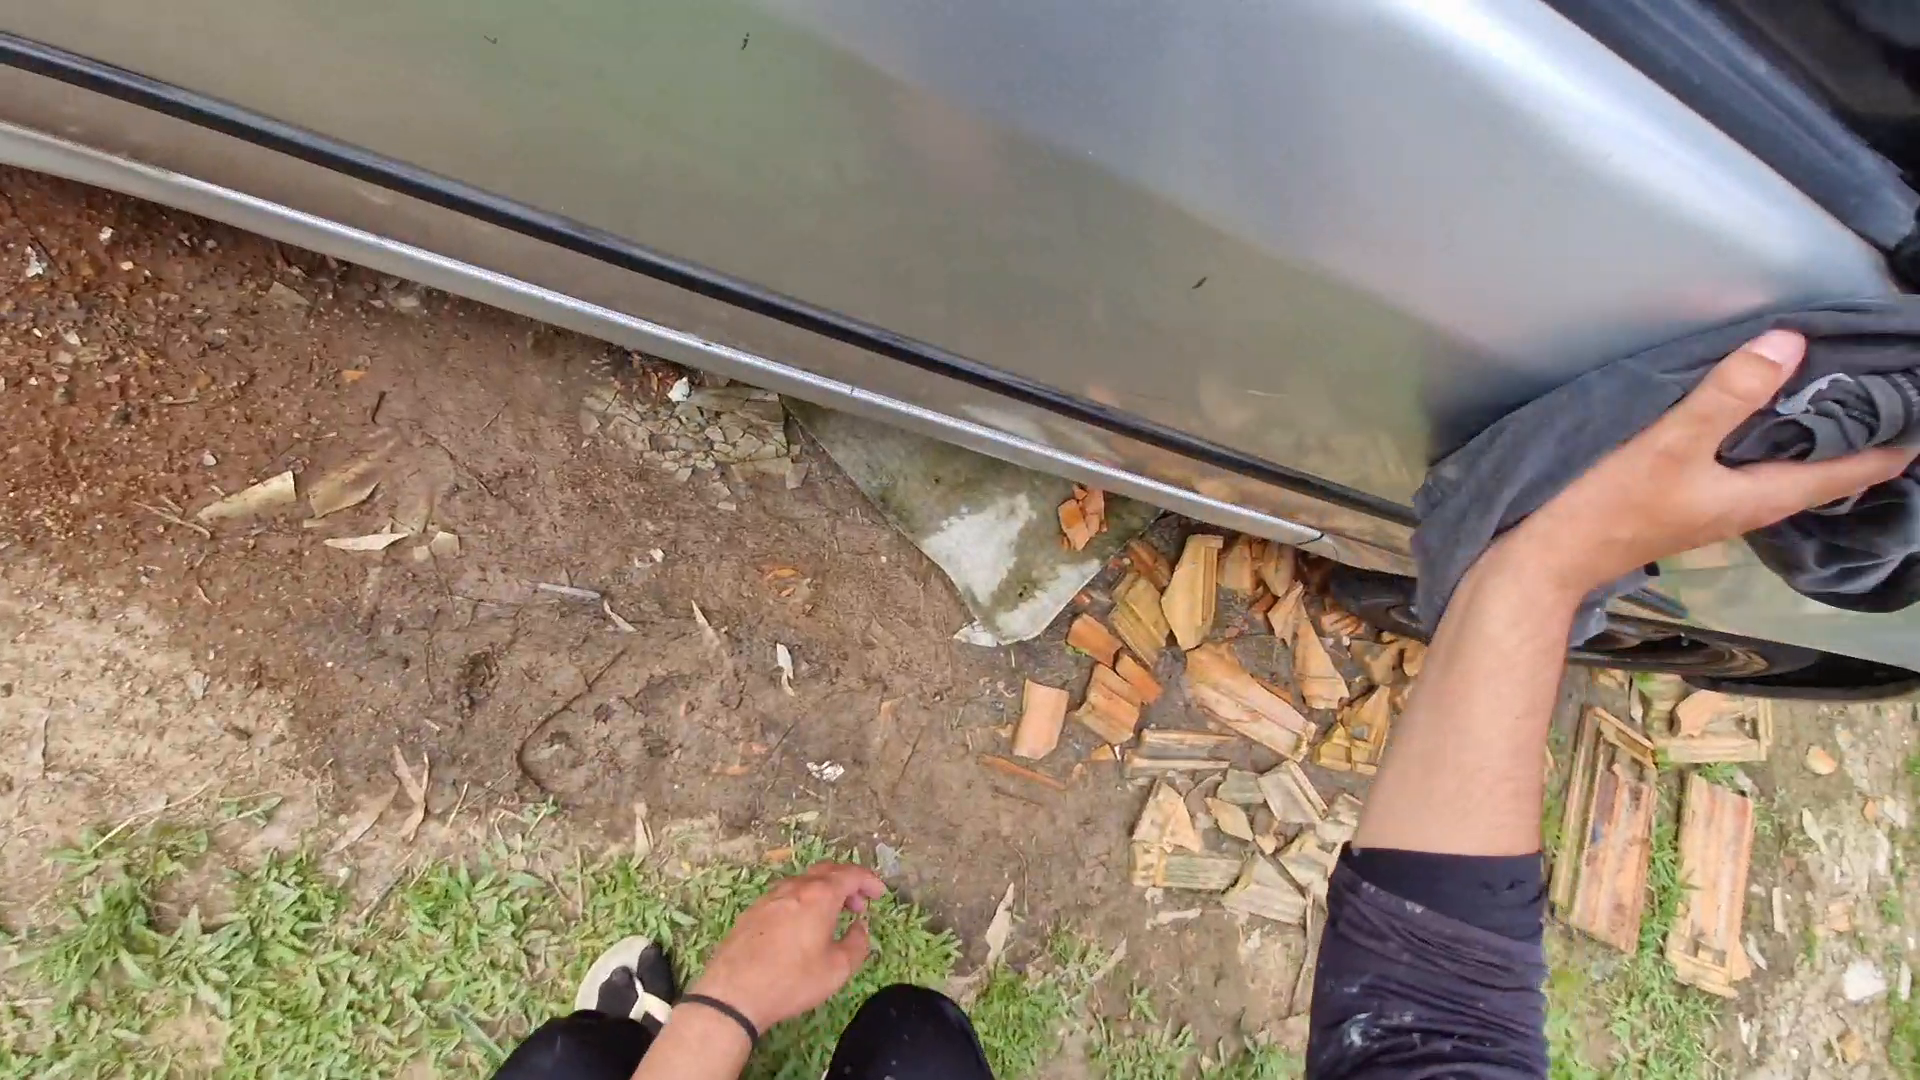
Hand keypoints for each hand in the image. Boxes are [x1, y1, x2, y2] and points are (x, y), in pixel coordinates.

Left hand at [685, 862, 884, 1033]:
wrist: (733, 993)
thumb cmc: (791, 980)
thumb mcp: (836, 970)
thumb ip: (857, 945)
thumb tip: (860, 928)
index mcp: (820, 895)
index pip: (851, 874)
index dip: (869, 880)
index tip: (879, 893)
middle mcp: (796, 887)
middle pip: (828, 871)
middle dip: (848, 883)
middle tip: (858, 904)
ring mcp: (772, 896)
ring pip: (805, 881)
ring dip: (825, 891)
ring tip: (832, 916)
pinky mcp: (754, 910)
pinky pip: (787, 894)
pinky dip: (804, 900)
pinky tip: (802, 925)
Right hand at [1497, 329, 1916, 597]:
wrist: (1544, 559)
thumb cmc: (1607, 509)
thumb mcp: (1666, 448)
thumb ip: (1725, 397)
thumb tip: (1790, 341)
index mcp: (1766, 495)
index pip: (1869, 464)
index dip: (1901, 428)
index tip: (1909, 385)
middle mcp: (1751, 505)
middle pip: (1828, 465)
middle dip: (1851, 422)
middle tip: (1860, 369)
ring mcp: (1712, 509)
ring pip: (1782, 466)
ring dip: (1798, 432)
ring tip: (1803, 384)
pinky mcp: (1677, 506)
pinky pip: (1738, 467)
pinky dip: (1752, 441)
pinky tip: (1732, 420)